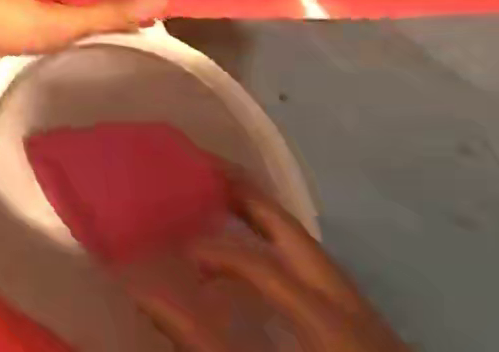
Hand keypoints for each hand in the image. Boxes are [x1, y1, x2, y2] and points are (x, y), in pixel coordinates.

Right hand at [127, 181, 408, 351]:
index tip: (170, 252)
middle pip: (290, 230)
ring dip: (255, 219)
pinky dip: (274, 249)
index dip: (207, 249)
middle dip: (238, 193)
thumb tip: (133, 287)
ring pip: (305, 248)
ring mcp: (364, 315)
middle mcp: (350, 302)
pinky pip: (313, 271)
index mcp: (327, 314)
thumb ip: (195, 336)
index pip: (254, 259)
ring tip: (207, 199)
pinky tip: (248, 258)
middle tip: (187, 164)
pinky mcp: (365, 328)